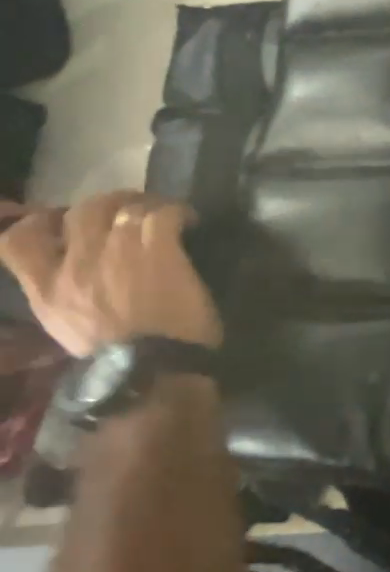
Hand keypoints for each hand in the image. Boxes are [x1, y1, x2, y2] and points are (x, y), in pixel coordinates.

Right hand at [0, 193, 221, 356]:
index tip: (67, 218)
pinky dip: (178, 211)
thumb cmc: (117, 355)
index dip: (40, 220)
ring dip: (147, 204)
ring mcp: (116, 257)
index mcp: (44, 289)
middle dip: (108, 203)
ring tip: (166, 213)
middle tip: (134, 209)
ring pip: (123, 207)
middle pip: (80, 211)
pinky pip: (163, 216)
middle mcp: (74, 267)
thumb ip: (62, 293)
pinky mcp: (159, 253)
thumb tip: (72, 269)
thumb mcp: (66, 325)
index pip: (16, 241)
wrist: (151, 369)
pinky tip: (191, 220)